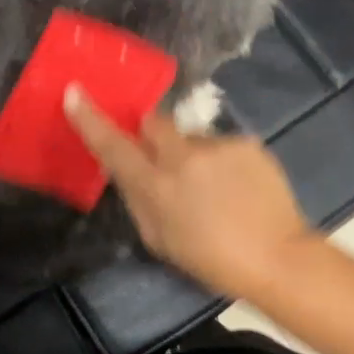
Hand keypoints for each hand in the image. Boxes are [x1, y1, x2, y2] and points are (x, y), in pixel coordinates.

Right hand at [64, 85, 317, 298]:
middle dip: (151, 135)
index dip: (90, 118)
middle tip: (163, 162)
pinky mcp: (247, 143)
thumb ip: (139, 199)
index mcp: (156, 187)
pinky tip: (237, 189)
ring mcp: (218, 147)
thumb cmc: (212, 261)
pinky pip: (221, 146)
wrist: (279, 259)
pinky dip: (222, 163)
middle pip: (153, 123)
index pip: (113, 146)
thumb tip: (127, 171)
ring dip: (192, 156)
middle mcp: (183, 158)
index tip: (74, 92)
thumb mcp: (159, 240)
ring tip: (215, 191)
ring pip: (190, 138)